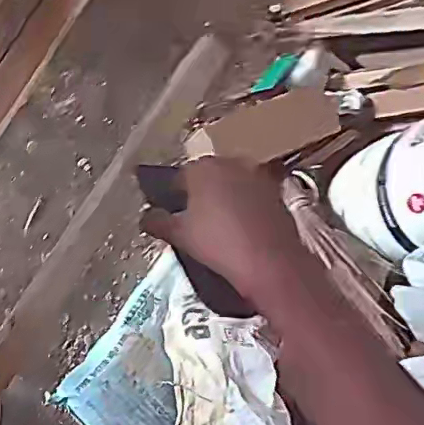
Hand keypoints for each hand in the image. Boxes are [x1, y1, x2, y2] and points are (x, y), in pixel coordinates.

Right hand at [139, 159, 317, 307]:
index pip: (176, 177)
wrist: (269, 261)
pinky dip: (241, 205)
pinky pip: (249, 194)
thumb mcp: (177, 235)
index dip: (169, 196)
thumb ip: (156, 221)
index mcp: (202, 168)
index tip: (166, 213)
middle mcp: (231, 163)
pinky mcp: (276, 191)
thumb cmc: (217, 244)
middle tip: (189, 220)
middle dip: (196, 194)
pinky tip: (237, 228)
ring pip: (229, 183)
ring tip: (213, 225)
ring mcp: (257, 175)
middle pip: (206, 176)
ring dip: (220, 198)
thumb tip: (146, 217)